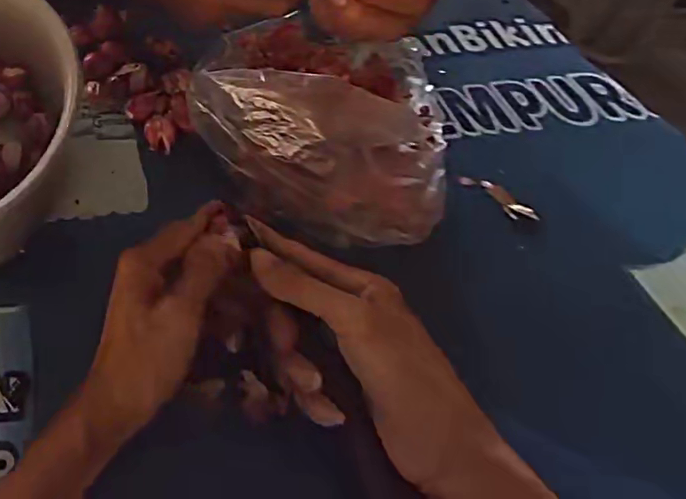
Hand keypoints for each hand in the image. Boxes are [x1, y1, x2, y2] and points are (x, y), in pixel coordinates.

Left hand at [82, 202, 241, 441]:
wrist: (119, 401)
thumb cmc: (149, 356)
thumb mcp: (182, 313)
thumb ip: (203, 271)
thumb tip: (225, 235)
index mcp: (143, 260)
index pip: (182, 229)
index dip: (210, 220)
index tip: (239, 210)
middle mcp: (142, 266)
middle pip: (186, 248)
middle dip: (219, 250)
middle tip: (256, 253)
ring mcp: (145, 288)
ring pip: (188, 272)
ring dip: (217, 278)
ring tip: (252, 283)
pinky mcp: (153, 309)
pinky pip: (185, 293)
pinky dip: (208, 298)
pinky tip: (231, 311)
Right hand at [246, 221, 553, 498]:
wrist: (448, 459)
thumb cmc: (405, 376)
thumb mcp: (353, 323)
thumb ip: (301, 287)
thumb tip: (254, 253)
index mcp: (360, 288)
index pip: (304, 256)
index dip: (271, 244)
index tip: (237, 228)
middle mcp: (349, 312)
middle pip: (288, 305)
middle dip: (284, 331)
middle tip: (286, 346)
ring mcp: (343, 350)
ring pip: (291, 343)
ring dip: (297, 369)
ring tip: (315, 389)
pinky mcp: (338, 384)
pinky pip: (302, 375)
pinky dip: (311, 394)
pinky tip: (328, 410)